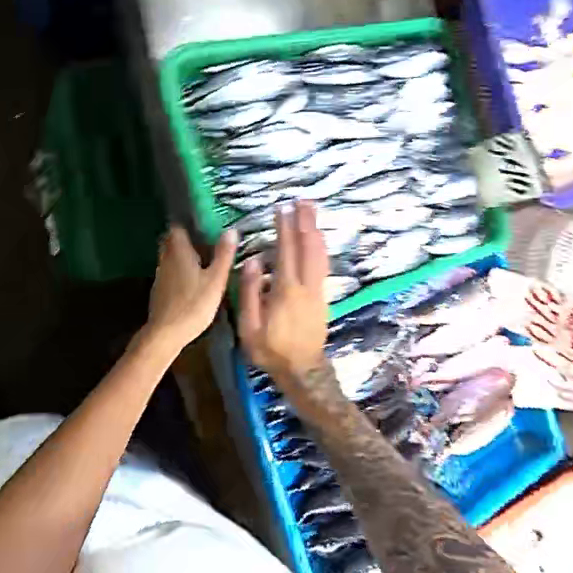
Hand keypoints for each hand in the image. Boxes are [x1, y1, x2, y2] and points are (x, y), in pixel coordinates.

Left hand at [142, 226, 237, 350]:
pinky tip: (192, 280)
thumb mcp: (215, 280)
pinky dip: (179, 270)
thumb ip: (223, 255)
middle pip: (172, 241)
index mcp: (178, 251)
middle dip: (186, 239)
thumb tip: (231, 230)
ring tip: (203, 260)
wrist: (166, 332)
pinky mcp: (159, 289)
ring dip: (183, 255)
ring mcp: (160, 274)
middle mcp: (165, 259)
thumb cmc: (194, 304)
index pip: (177, 227)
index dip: (188, 223)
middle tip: (206, 242)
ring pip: (170, 257)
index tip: (203, 225)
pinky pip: (169, 271)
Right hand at [237, 202, 329, 388]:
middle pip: (308, 248)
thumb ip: (250, 292)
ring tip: (311, 213)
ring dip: (315, 232)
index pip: (286, 252)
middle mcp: (306, 287)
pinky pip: (322, 266)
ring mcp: (317, 292)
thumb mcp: (250, 325)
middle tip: (303, 201)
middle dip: (305, 223)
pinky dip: (320, 248)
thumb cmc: (270, 350)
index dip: (284, 229)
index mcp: (286, 290)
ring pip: (319, 255)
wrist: (302, 371)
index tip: (281, 209)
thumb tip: (253, 261)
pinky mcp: (322, 298)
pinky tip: (317, 240)